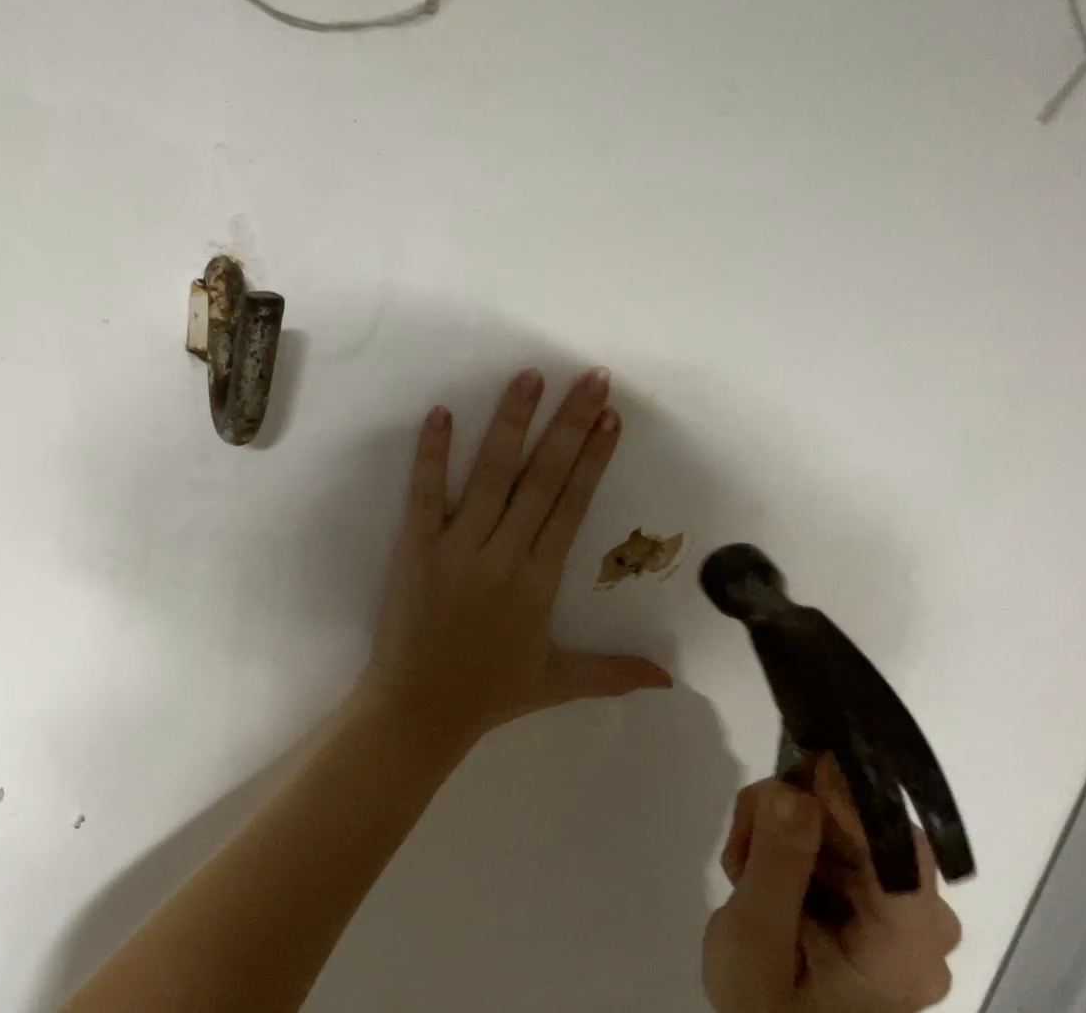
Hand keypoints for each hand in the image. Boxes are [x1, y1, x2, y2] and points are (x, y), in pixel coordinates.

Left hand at [353, 367, 674, 745]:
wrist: (421, 708)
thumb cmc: (489, 693)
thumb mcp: (556, 681)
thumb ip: (613, 671)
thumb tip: (669, 680)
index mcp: (540, 580)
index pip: (573, 506)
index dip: (593, 459)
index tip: (611, 417)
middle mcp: (505, 554)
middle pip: (542, 479)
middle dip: (568, 425)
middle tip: (590, 377)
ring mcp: (458, 548)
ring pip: (490, 476)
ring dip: (511, 424)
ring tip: (528, 377)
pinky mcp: (416, 548)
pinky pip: (425, 494)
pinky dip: (432, 454)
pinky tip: (441, 413)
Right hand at [703, 757, 961, 1012]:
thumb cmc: (762, 1004)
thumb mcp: (754, 938)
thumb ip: (777, 864)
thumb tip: (795, 791)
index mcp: (905, 948)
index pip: (902, 853)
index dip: (855, 803)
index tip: (802, 768)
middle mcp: (922, 931)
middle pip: (870, 834)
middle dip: (799, 818)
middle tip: (741, 844)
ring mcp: (901, 919)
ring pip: (850, 835)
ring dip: (787, 833)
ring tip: (742, 870)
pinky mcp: (879, 913)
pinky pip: (843, 853)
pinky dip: (794, 848)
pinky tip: (760, 873)